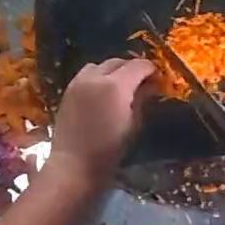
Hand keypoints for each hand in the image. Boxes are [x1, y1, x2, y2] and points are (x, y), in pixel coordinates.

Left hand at [46, 59, 155, 184]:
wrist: (74, 162)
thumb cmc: (109, 149)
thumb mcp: (133, 124)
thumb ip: (141, 99)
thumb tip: (149, 86)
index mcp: (116, 86)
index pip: (138, 66)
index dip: (150, 70)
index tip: (156, 79)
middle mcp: (95, 78)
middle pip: (117, 62)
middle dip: (131, 69)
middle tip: (141, 82)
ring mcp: (78, 82)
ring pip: (99, 65)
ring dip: (112, 71)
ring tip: (120, 86)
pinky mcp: (67, 90)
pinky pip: (85, 75)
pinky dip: (97, 77)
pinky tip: (102, 92)